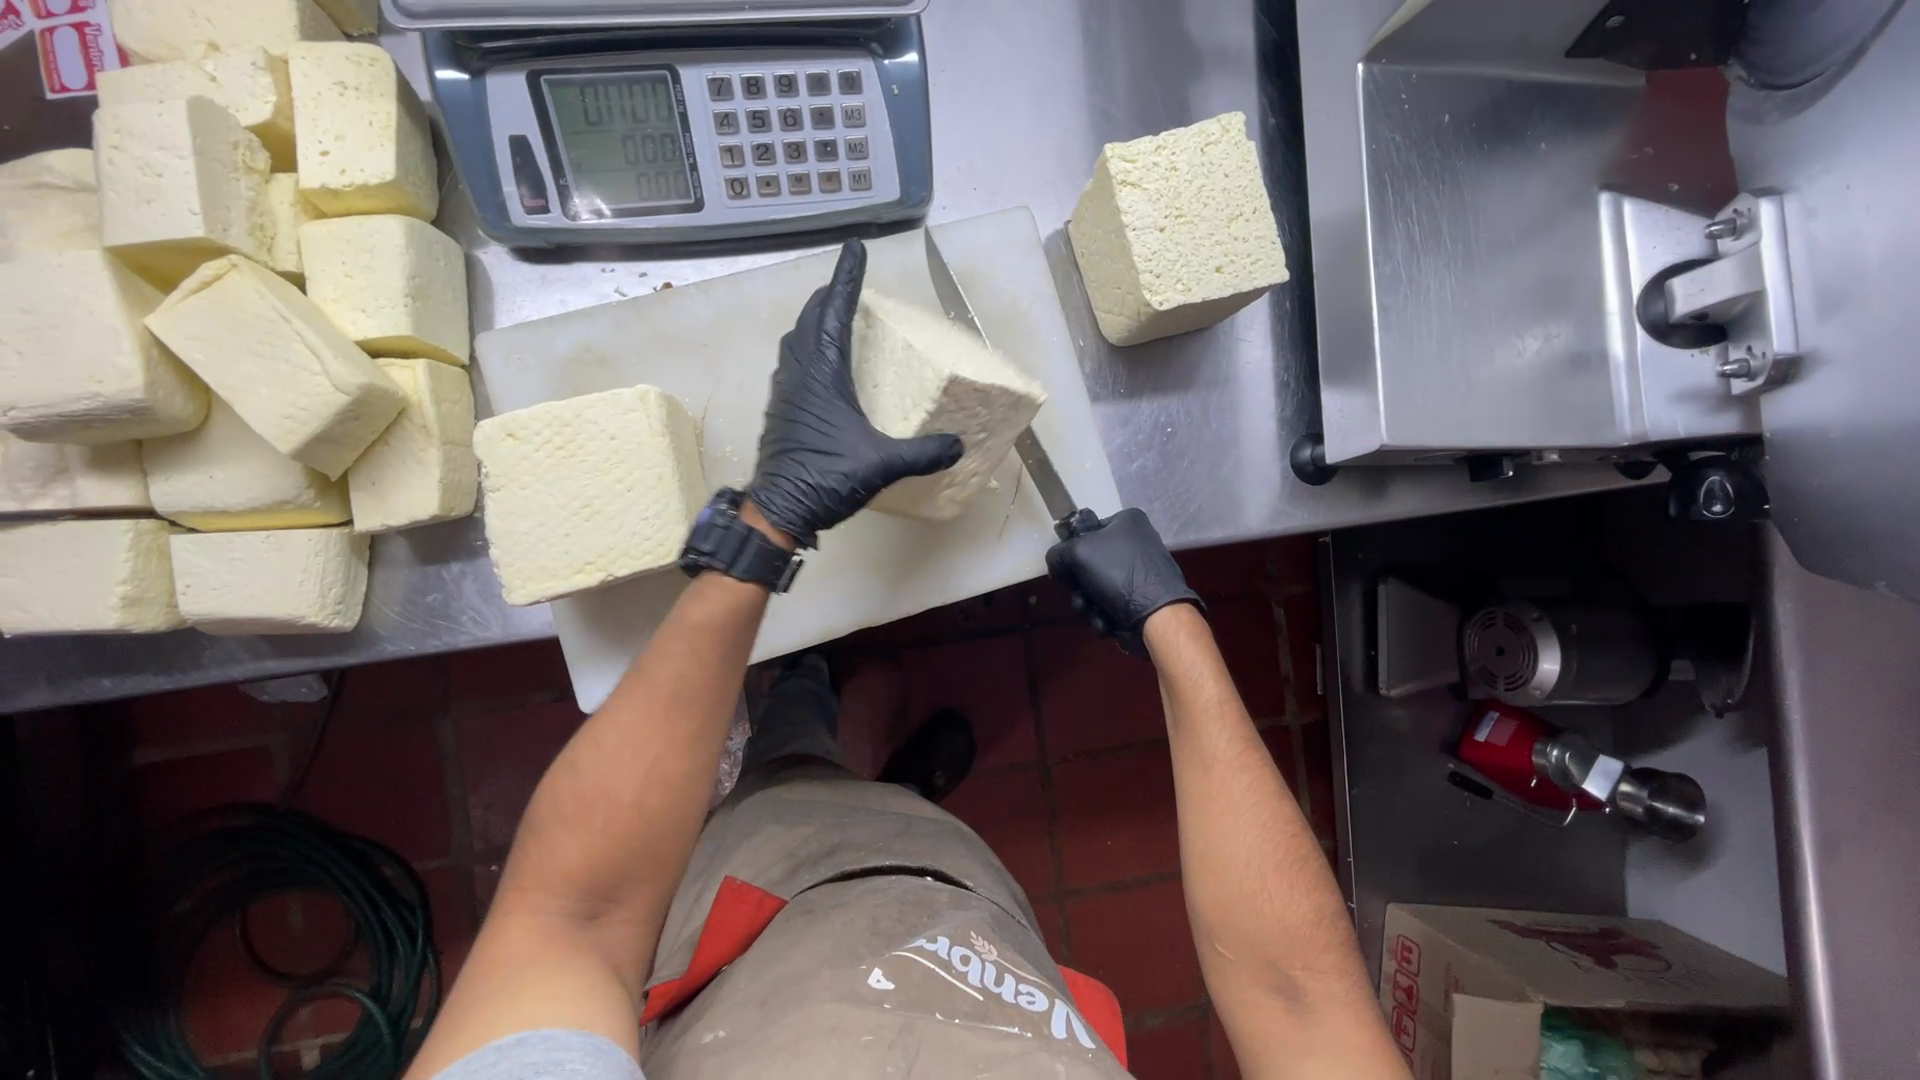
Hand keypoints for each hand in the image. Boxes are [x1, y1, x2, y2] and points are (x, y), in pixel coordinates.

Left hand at [745, 240, 964, 547]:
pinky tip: (824, 370)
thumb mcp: (881, 465)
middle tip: (849, 288)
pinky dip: (809, 350)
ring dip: (814, 323)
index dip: (847, 278)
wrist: (778, 510)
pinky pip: (794, 365)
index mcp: (822, 374)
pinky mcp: (782, 412)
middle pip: (809, 319)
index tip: (855, 249)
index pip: (834, 312)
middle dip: (828, 297)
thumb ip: (922, 453)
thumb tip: (958, 445)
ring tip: (835, 320)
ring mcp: (786, 393)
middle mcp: (800, 374)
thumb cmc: (825, 478)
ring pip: (796, 341)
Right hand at [1046, 508, 1201, 654]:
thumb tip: (1057, 565)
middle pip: (1088, 563)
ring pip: (1095, 587)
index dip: (1071, 549)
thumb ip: (1057, 554)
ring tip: (1092, 611)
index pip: (1086, 530)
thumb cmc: (1118, 573)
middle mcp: (1135, 544)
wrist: (1156, 616)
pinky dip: (1103, 614)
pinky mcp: (1139, 599)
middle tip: (1078, 592)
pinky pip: (1109, 604)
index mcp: (1127, 522)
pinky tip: (1106, 621)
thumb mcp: (1078, 552)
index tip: (1065, 567)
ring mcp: (1138, 573)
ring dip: (1086, 603)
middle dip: (1078, 585)